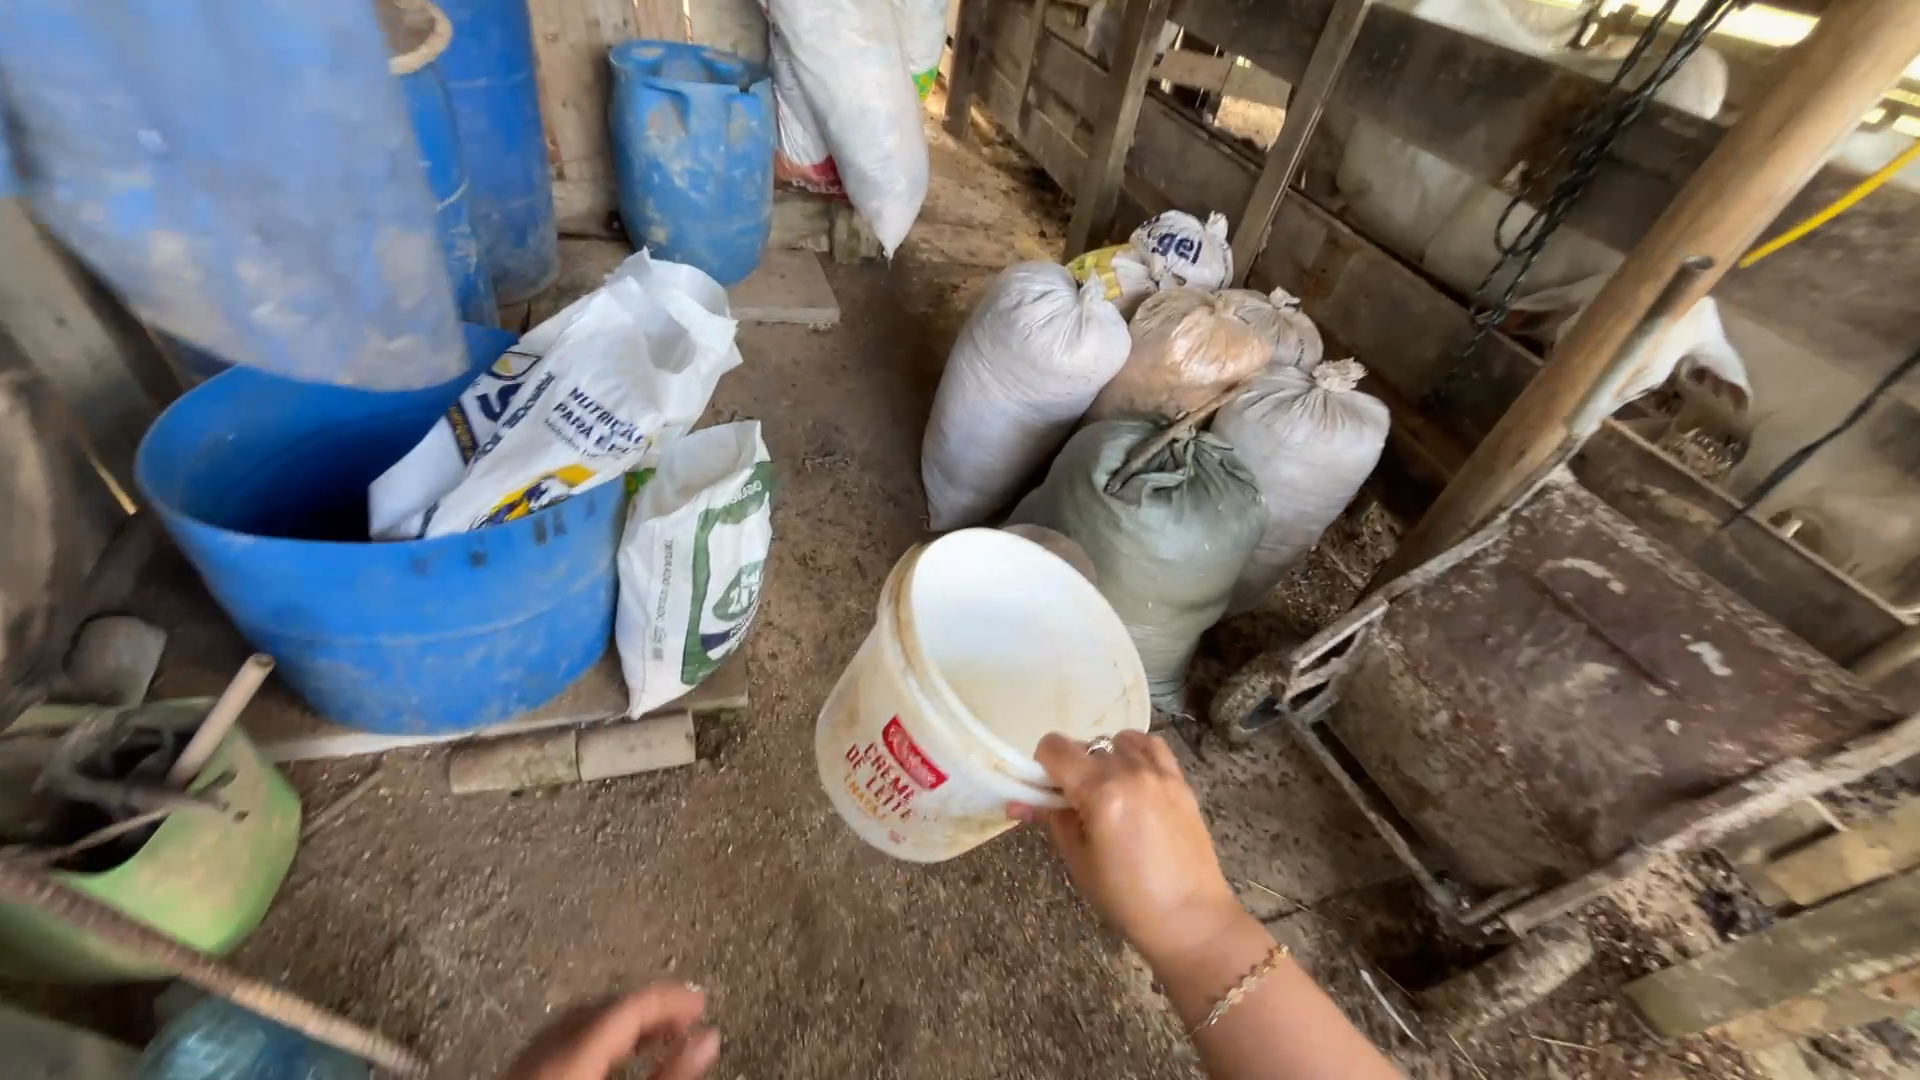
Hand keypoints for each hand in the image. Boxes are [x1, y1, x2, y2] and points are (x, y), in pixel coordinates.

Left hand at [500, 983, 719, 1079]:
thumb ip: (669, 1078)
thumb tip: (708, 1039)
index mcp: (569, 1060)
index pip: (628, 1006)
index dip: (670, 1000)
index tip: (702, 1007)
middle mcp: (539, 1057)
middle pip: (600, 1012)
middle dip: (646, 1011)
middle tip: (683, 1023)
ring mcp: (517, 1075)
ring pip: (574, 1030)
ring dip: (618, 1028)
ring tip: (655, 1042)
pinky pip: (555, 1051)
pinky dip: (591, 1047)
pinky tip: (609, 1067)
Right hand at [1011, 731, 1244, 969]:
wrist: (1190, 918)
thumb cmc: (1126, 898)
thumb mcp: (1079, 860)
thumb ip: (1052, 820)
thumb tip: (1019, 802)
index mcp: (1099, 793)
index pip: (1055, 748)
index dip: (1042, 764)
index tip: (1047, 788)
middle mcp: (1128, 773)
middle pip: (1084, 744)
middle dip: (1071, 767)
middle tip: (1075, 801)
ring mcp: (1157, 773)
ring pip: (1116, 742)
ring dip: (1103, 759)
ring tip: (1108, 791)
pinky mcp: (1179, 780)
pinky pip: (1151, 745)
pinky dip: (1135, 750)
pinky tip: (1132, 772)